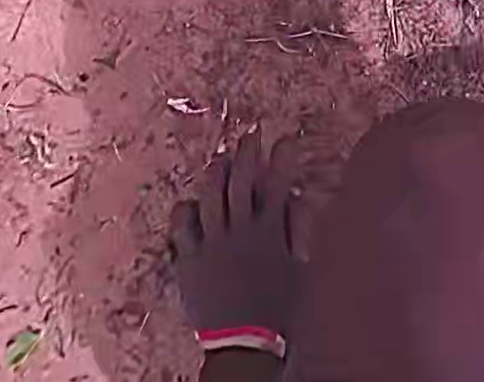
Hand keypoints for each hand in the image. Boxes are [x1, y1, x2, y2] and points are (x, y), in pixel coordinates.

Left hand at [170, 129, 308, 339]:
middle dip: (247, 154)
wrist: (245, 348)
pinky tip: (190, 201)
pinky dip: (186, 209)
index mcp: (269, 232)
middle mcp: (240, 231)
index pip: (277, 184)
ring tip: (221, 159)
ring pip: (211, 195)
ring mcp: (212, 243)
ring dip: (216, 173)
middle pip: (241, 181)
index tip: (284, 139)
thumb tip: (300, 196)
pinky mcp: (190, 260)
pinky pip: (183, 226)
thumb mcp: (299, 269)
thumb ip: (299, 229)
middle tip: (250, 136)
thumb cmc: (278, 310)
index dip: (282, 159)